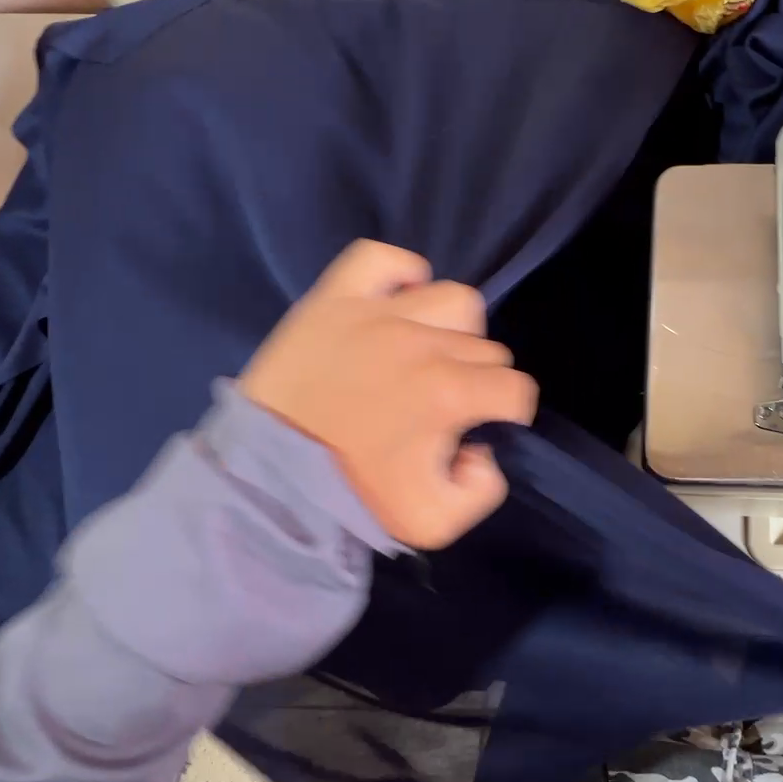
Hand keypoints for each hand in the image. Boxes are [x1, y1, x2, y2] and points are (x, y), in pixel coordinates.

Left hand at [239, 241, 537, 548]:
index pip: (515, 388)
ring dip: (455, 330)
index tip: (487, 424)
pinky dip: (402, 273)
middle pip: (487, 350)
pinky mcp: (334, 300)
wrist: (267, 480)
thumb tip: (480, 448)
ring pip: (455, 300)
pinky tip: (402, 302)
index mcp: (449, 396)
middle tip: (446, 405)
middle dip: (479, 380)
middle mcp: (422, 344)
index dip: (510, 411)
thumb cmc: (354, 498)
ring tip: (430, 354)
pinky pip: (380, 258)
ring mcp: (376, 315)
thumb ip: (485, 488)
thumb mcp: (438, 522)